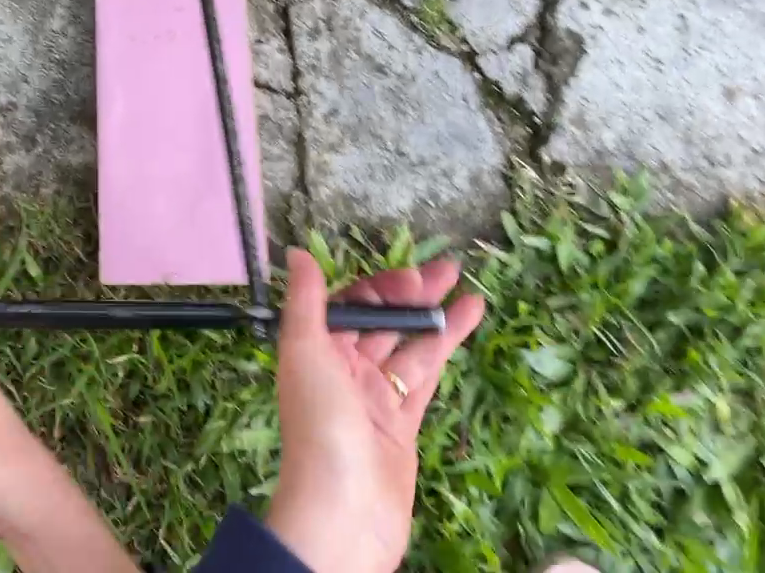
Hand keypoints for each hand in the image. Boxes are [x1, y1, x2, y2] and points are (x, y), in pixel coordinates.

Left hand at [265, 249, 485, 572]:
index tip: (410, 275)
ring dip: (435, 316)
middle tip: (448, 269)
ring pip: (408, 344)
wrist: (343, 510)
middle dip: (410, 294)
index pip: (349, 305)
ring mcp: (374, 395)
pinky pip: (425, 375)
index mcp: (315, 348)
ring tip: (466, 286)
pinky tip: (465, 321)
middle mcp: (343, 367)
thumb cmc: (318, 422)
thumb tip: (297, 254)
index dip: (377, 287)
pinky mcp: (402, 421)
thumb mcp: (304, 350)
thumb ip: (305, 300)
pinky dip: (444, 347)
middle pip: (381, 321)